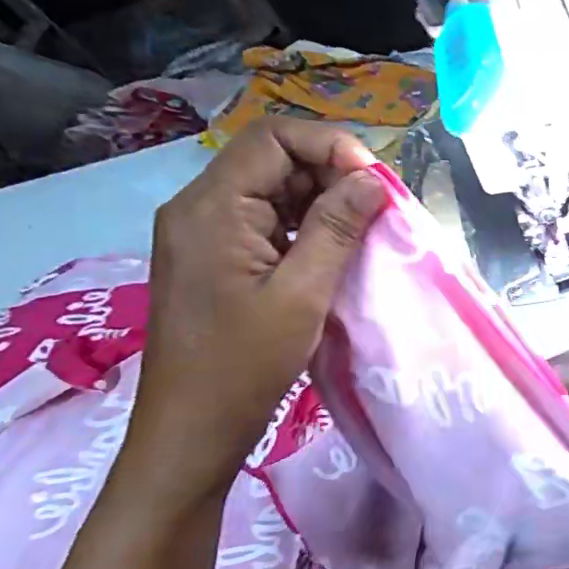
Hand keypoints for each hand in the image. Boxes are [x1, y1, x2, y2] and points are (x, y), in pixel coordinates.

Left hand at [129, 118, 385, 499]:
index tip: (375, 181)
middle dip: (329, 173)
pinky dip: (303, 226)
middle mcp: (198, 207)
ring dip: (320, 201)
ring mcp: (202, 233)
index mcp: (211, 207)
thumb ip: (337, 228)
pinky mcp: (213, 258)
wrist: (191, 431)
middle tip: (377, 208)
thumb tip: (373, 179)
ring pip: (270, 190)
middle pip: (270, 159)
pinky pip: (263, 221)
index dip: (329, 146)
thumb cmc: (244, 366)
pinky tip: (333, 250)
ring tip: (363, 229)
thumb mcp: (301, 294)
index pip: (272, 138)